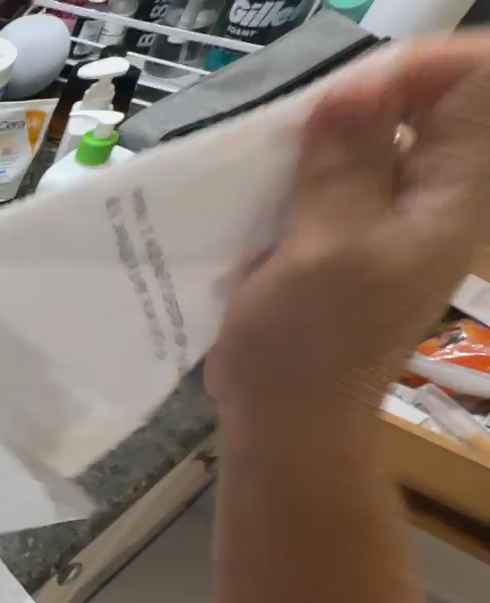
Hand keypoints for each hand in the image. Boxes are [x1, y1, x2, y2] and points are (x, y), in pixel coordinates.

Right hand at [207, 33, 489, 421]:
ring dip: (311, 149)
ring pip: (362, 150)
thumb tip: (355, 86)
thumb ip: (346, 167)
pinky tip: (250, 204)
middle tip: (283, 134)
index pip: (469, 84)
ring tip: (258, 168)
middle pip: (416, 110)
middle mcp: (427, 197)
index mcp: (451, 192)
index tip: (328, 98)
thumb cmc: (307, 338)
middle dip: (350, 108)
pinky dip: (289, 186)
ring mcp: (377, 224)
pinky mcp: (332, 247)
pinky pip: (323, 192)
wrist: (283, 414)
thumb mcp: (326, 248)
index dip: (407, 72)